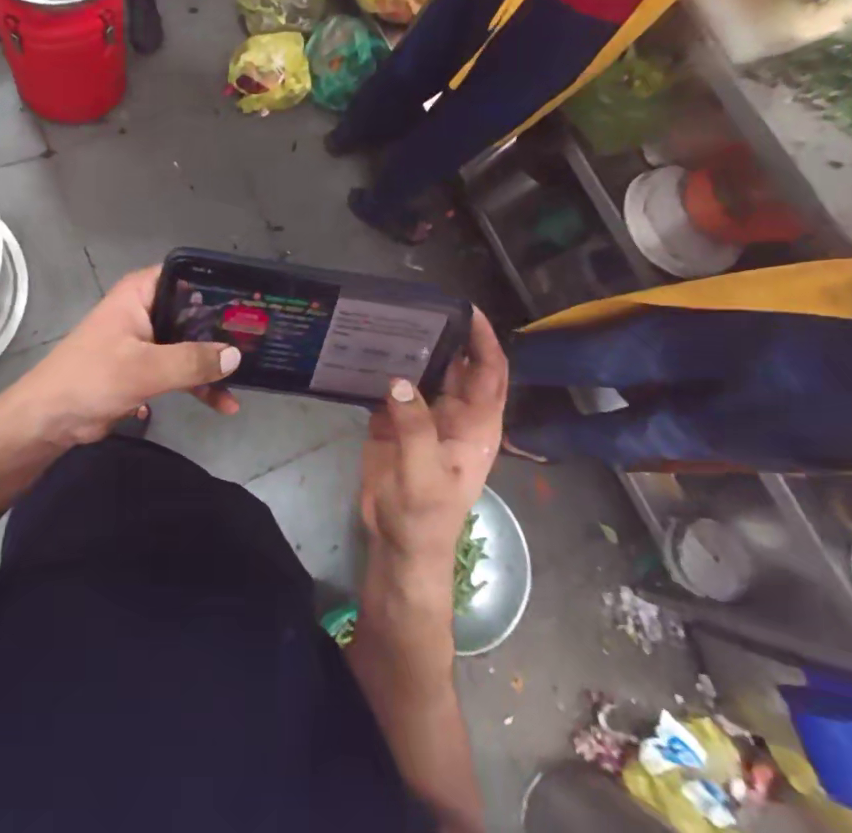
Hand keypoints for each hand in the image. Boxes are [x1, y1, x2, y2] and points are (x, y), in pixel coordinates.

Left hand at [0, 266, 241, 446]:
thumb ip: (192, 361)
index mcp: (138, 295)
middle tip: (262, 340)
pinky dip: (198, 385)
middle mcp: (143, 312)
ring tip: (248, 381)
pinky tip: (223, 405)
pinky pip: (179, 371)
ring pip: (188, 345)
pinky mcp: (143, 370)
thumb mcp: (146, 368)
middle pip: (192, 313)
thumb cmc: (93, 378)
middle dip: (222, 329)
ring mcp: (144, 342)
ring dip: (213, 364)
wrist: (52, 418)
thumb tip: (235, 356)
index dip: (216, 286)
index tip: (250, 300)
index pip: (184, 275)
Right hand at [359, 309, 507, 565]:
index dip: (484, 342)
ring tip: (386, 321)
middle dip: (444, 338)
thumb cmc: (425, 516)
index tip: (468, 311)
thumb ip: (415, 427)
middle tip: (415, 307)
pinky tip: (362, 352)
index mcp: (475, 425)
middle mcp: (452, 416)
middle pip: (455, 367)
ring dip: (409, 351)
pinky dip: (379, 371)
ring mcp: (421, 420)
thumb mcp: (424, 474)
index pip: (489, 374)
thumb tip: (397, 380)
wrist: (398, 545)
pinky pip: (389, 390)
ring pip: (420, 375)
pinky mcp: (392, 426)